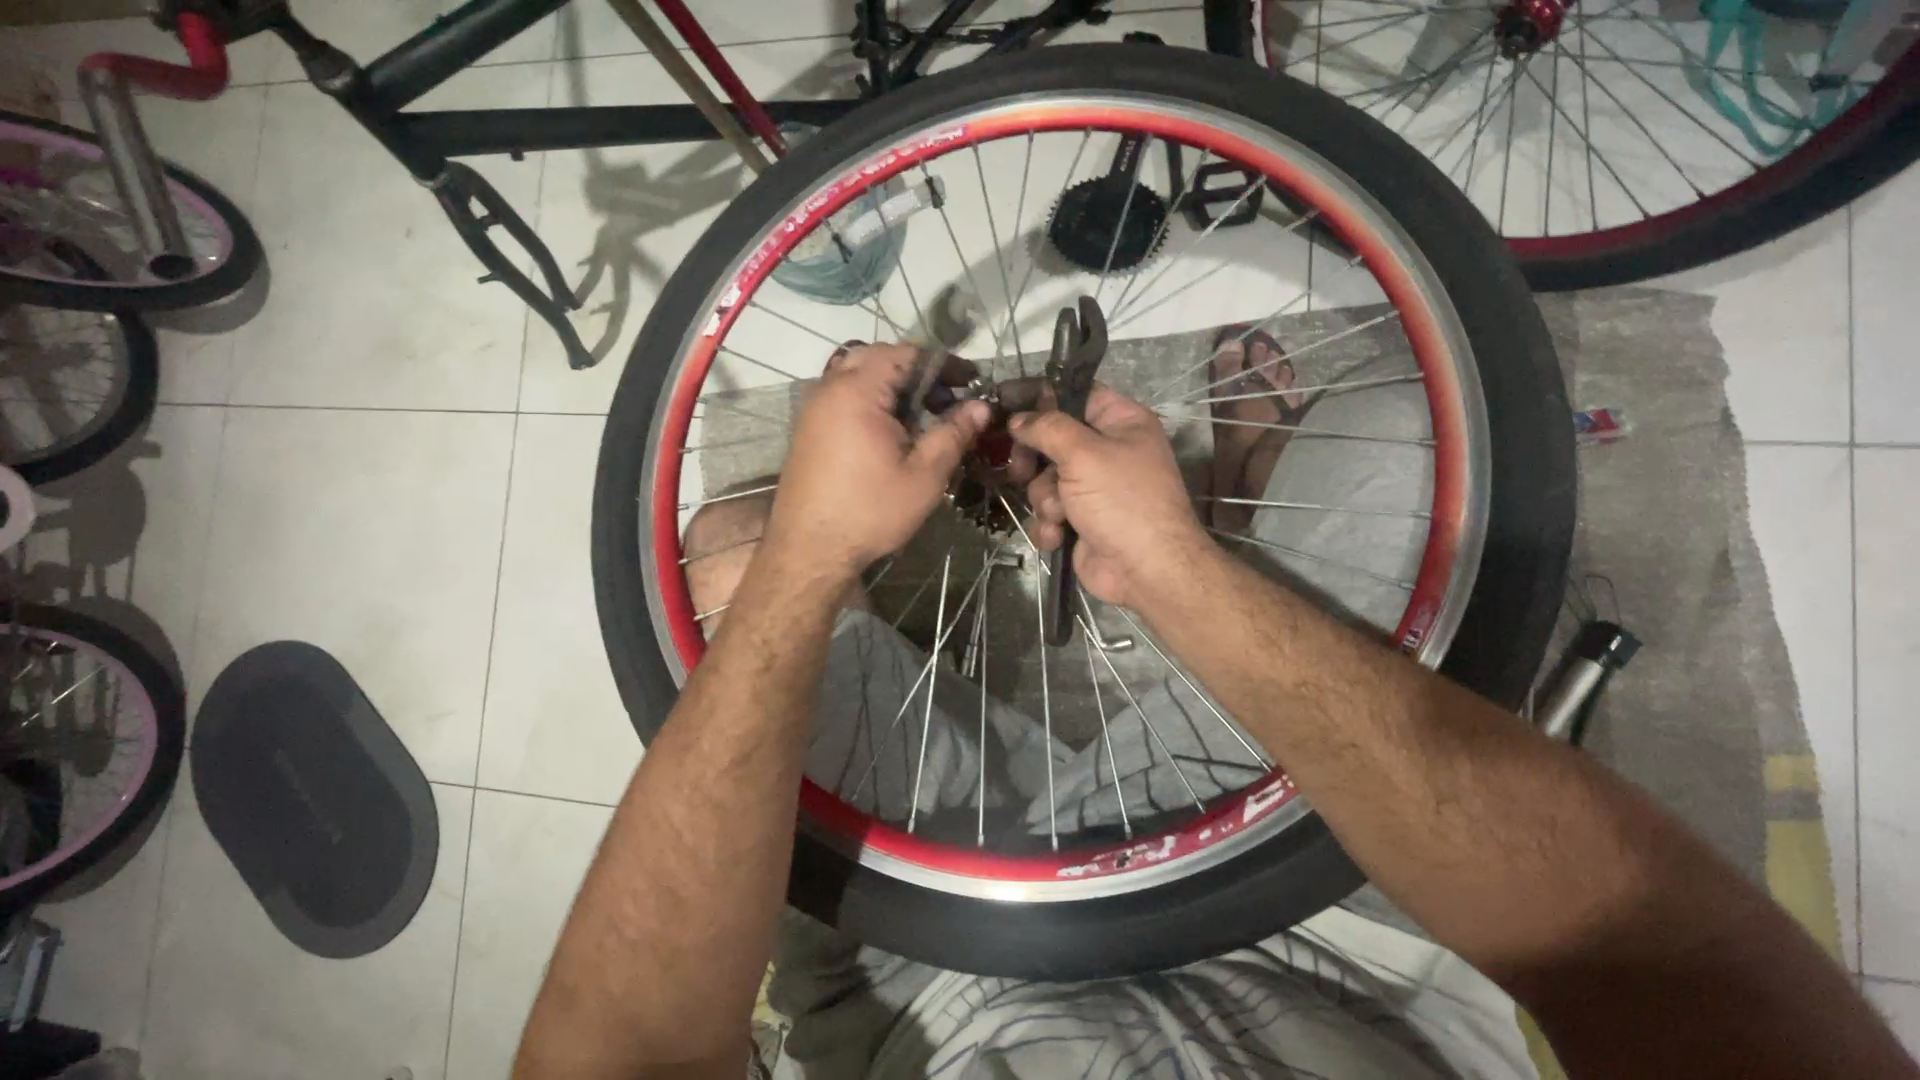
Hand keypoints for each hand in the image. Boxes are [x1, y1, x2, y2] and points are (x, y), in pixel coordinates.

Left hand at [765, 344, 989, 578]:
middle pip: (877, 359)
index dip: (941, 362)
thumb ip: (953, 434)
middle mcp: (829, 390)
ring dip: (892, 387)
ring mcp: (813, 409)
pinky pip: (843, 398)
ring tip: (922, 418)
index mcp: (857, 392)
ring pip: (857, 377)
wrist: (809, 550)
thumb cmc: (870, 512)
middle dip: (916, 371)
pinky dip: (871, 402)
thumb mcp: (924, 476)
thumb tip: (980, 407)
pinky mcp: (808, 431)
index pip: (903, 353)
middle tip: (946, 398)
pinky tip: (892, 435)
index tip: (969, 382)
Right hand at [1009, 384, 1212, 610]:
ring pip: (1046, 480)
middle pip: (1053, 441)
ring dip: (1045, 499)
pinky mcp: (1082, 521)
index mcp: (1123, 422)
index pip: (1077, 396)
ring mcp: (1095, 488)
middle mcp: (1110, 451)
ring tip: (1060, 513)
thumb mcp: (1084, 453)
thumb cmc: (1122, 500)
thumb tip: (1018, 419)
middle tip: (1022, 469)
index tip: (1009, 408)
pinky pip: (1050, 512)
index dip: (1043, 401)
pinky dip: (1050, 524)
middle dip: (1036, 461)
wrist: (1145, 569)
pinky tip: (1059, 535)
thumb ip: (1046, 428)